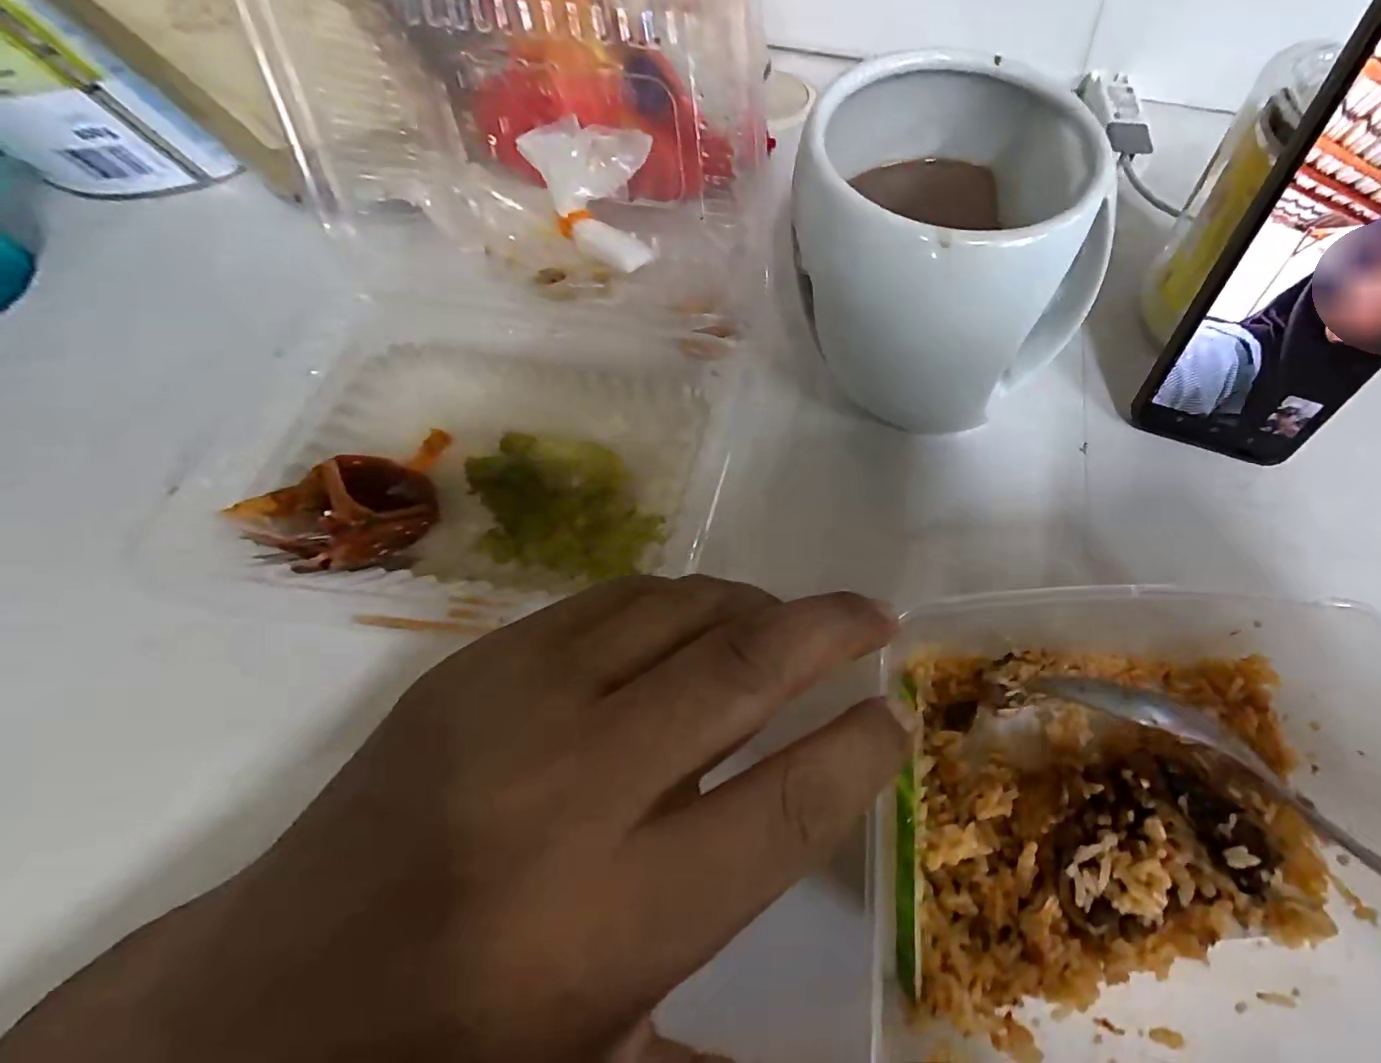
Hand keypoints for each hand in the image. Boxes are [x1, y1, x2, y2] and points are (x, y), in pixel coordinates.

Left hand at [0, 576, 908, 1062]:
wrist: (248, 1022)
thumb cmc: (461, 1053)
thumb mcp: (615, 1057)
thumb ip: (736, 1033)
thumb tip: (860, 1042)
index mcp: (618, 920)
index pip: (792, 802)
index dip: (866, 747)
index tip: (896, 720)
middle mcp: (569, 797)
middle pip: (748, 669)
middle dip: (837, 629)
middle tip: (880, 618)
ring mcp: (511, 711)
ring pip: (688, 609)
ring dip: (765, 607)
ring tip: (796, 623)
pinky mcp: (472, 668)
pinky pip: (621, 598)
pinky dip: (691, 600)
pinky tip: (707, 624)